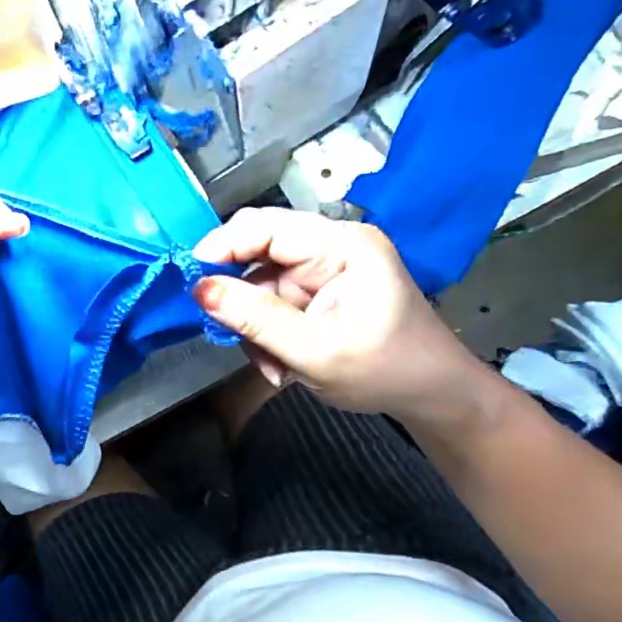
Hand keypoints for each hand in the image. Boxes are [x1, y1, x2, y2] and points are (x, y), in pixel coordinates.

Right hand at [192, 208, 487, 422]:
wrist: (431, 395)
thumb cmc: (386, 371)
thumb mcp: (315, 351)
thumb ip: (256, 319)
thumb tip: (200, 289)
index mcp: (343, 244)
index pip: (267, 227)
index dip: (223, 247)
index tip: (189, 278)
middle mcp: (332, 246)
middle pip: (260, 256)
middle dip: (243, 301)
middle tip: (232, 335)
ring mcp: (325, 270)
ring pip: (261, 287)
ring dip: (257, 329)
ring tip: (276, 367)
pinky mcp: (320, 292)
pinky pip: (275, 305)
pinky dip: (270, 337)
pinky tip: (284, 364)